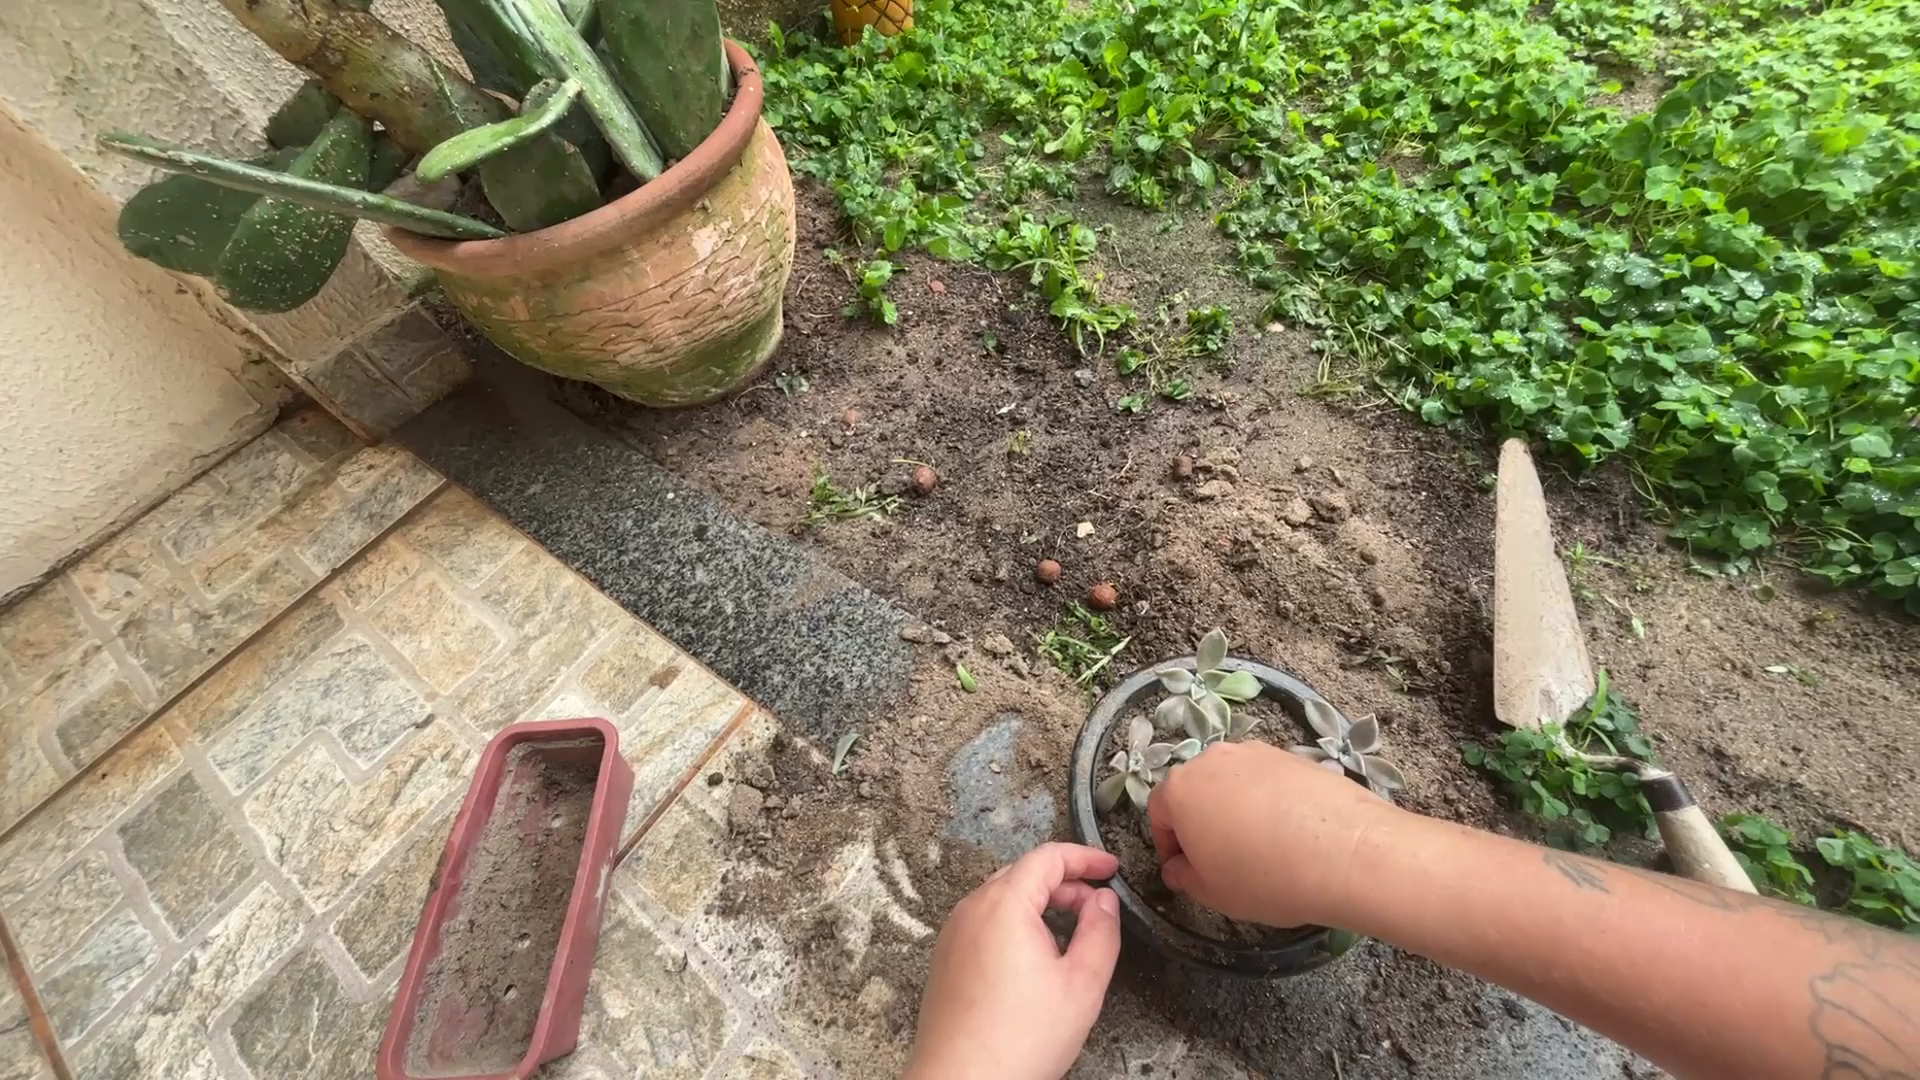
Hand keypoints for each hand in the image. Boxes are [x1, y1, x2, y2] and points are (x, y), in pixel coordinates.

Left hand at [905, 843, 1121, 1079]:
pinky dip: (1016, 919)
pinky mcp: (947, 952)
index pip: (1048, 857)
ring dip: (1041, 901)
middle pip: (1025, 873)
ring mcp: (955, 928)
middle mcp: (973, 905)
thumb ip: (1100, 934)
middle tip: (1098, 905)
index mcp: (1004, 902)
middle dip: (1066, 882)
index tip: (1111, 867)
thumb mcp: (1080, 987)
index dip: (1085, 857)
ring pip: (1004, 895)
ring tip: (1071, 929)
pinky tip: (1035, 953)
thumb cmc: (1019, 1038)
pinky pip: (986, 918)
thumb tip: (1104, 900)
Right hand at [1149, 739, 1392, 926]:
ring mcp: (1251, 752)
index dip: (1168, 846)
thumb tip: (1177, 868)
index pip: (1158, 814)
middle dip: (1200, 823)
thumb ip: (1184, 877)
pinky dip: (1268, 801)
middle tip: (1223, 859)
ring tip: (1263, 845)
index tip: (1185, 870)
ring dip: (1234, 809)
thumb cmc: (1266, 876)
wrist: (1347, 852)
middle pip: (1193, 791)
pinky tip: (1291, 832)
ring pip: (1230, 783)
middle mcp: (1209, 760)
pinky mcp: (1289, 754)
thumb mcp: (1214, 893)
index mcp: (1179, 789)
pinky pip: (1265, 780)